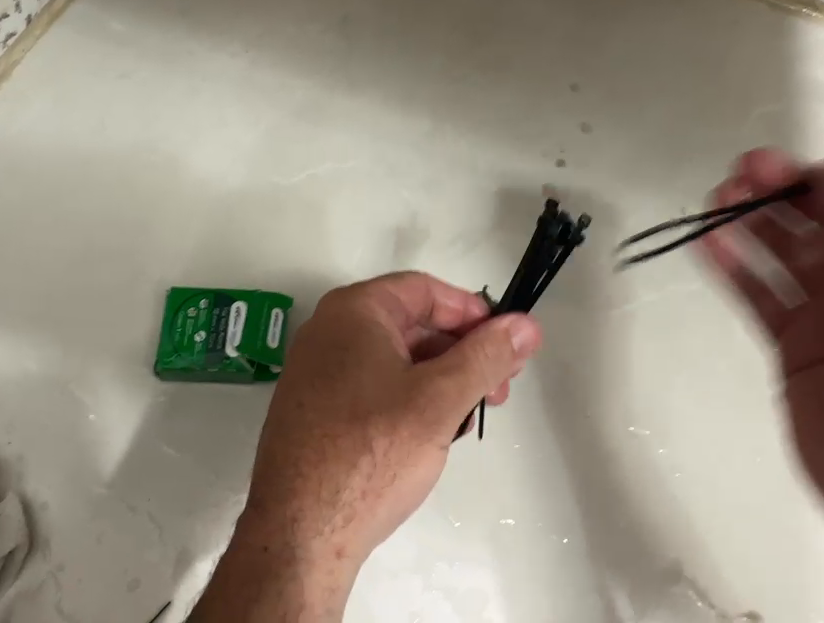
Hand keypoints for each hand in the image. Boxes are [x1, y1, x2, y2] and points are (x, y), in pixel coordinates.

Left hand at [190, 272, 541, 622]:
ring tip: (469, 417)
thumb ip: (486, 357)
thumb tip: (525, 324)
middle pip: (410, 323)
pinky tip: (431, 434)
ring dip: (439, 379)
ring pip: (394, 359)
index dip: (471, 312)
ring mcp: (317, 372)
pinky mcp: (316, 411)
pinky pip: (373, 387)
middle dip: (461, 351)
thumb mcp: (440, 400)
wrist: (298, 533)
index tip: (507, 344)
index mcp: (353, 311)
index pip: (424, 290)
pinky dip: (409, 399)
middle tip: (500, 389)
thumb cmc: (372, 452)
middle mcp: (329, 331)